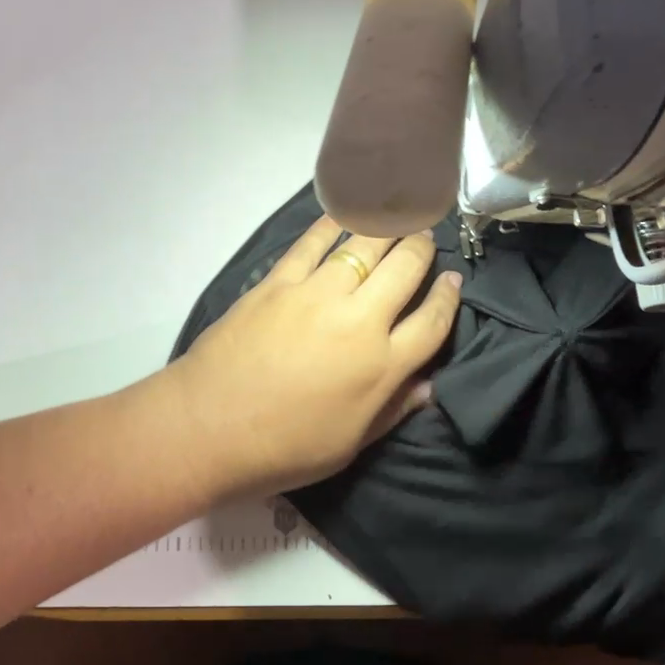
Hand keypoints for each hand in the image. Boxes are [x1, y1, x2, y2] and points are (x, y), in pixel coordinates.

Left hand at [159, 216, 461, 500]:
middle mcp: (359, 320)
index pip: (432, 320)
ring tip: (396, 215)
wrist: (210, 429)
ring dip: (387, 225)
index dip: (449, 296)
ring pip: (364, 245)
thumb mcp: (351, 444)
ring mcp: (317, 295)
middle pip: (405, 268)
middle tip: (424, 236)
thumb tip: (429, 386)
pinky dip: (332, 225)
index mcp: (383, 365)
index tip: (455, 279)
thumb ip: (393, 409)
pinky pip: (313, 242)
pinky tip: (344, 214)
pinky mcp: (278, 282)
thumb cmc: (285, 449)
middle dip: (421, 247)